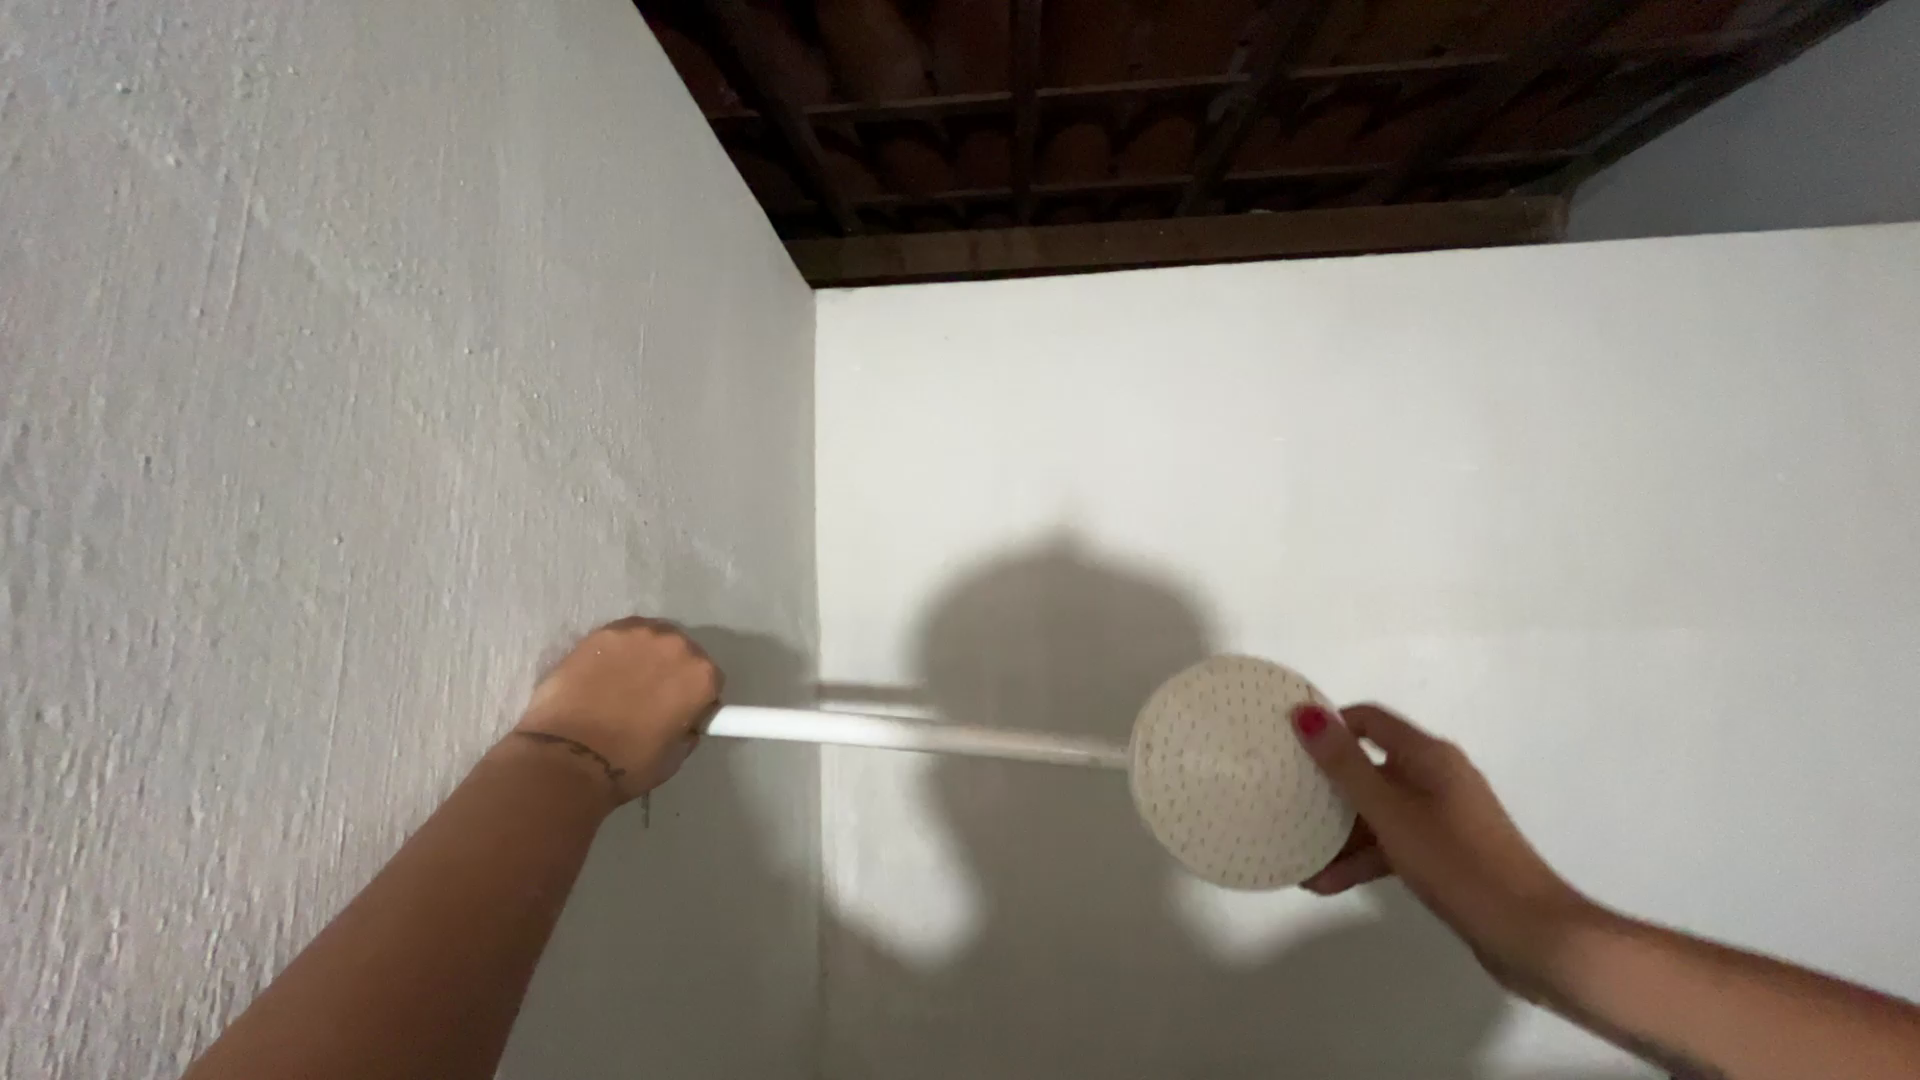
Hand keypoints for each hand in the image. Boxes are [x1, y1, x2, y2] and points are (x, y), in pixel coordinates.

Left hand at [514, 617, 721, 802]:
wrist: (567, 757)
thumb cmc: (627, 765)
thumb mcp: (675, 755)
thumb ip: (687, 729)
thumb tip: (682, 721)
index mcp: (702, 676)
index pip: (711, 678)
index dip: (696, 696)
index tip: (680, 709)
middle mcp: (678, 646)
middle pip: (682, 651)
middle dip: (670, 670)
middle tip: (648, 697)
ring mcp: (639, 634)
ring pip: (651, 638)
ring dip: (645, 655)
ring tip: (622, 682)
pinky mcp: (603, 632)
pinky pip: (621, 636)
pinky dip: (617, 650)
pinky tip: (602, 673)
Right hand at [1292, 703, 1596, 989]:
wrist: (1534, 938)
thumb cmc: (1458, 863)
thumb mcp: (1390, 813)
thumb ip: (1345, 765)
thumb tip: (1306, 713)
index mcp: (1428, 757)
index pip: (1367, 720)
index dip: (1327, 725)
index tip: (1287, 744)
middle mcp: (1435, 777)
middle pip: (1367, 767)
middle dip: (1325, 787)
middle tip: (1283, 799)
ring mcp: (1441, 817)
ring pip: (1376, 810)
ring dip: (1338, 832)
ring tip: (1297, 856)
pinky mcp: (1444, 852)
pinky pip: (1391, 841)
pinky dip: (1362, 857)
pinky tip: (1326, 882)